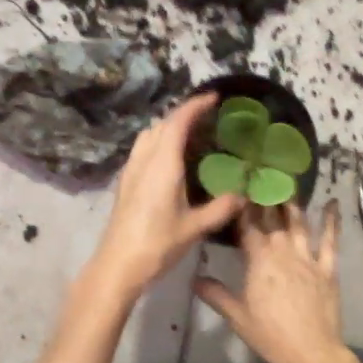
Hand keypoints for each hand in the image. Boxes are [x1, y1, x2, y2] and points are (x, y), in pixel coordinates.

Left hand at [85, 94, 244, 301]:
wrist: (118, 264)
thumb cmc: (158, 244)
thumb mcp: (195, 227)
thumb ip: (221, 208)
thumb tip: (244, 195)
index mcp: (163, 164)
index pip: (178, 122)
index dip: (195, 106)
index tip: (214, 98)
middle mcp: (144, 160)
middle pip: (161, 124)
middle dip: (183, 114)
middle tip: (207, 117)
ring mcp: (131, 170)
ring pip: (148, 136)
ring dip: (167, 127)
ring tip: (190, 135)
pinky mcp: (125, 183)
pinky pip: (142, 150)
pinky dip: (158, 143)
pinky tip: (171, 160)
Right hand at [195, 202, 349, 362]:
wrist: (311, 351)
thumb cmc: (270, 335)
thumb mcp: (236, 316)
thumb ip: (215, 294)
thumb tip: (194, 279)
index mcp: (258, 260)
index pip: (248, 226)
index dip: (243, 207)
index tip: (240, 188)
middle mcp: (283, 251)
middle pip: (273, 220)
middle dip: (266, 199)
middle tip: (262, 179)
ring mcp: (308, 258)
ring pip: (299, 224)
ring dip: (292, 204)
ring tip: (287, 186)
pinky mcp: (327, 268)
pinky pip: (330, 240)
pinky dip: (332, 220)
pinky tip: (334, 203)